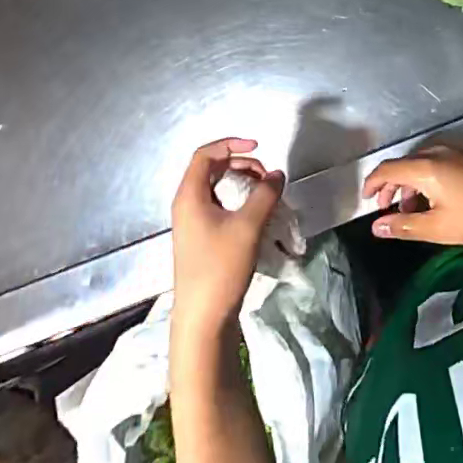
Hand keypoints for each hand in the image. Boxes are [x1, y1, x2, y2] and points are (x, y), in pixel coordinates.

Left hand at [171, 137, 284, 335]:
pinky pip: (217, 206)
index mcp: (189, 195)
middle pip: (210, 169)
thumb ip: (264, 194)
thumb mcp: (248, 226)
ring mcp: (191, 223)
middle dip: (240, 164)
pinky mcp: (199, 239)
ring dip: (240, 183)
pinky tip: (255, 214)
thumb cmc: (220, 267)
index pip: (205, 154)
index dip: (231, 144)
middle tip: (265, 175)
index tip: (258, 147)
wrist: (202, 317)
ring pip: (215, 189)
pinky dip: (237, 201)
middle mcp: (185, 204)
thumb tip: (277, 174)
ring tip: (264, 193)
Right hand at [364, 146, 462, 245]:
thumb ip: (405, 226)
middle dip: (390, 188)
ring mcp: (451, 152)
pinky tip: (432, 202)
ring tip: (411, 211)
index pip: (386, 170)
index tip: (366, 201)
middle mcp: (434, 153)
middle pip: (401, 166)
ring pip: (417, 165)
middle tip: (387, 211)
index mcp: (424, 167)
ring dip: (408, 186)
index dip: (372, 184)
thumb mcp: (439, 228)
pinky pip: (432, 165)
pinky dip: (423, 181)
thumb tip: (376, 227)